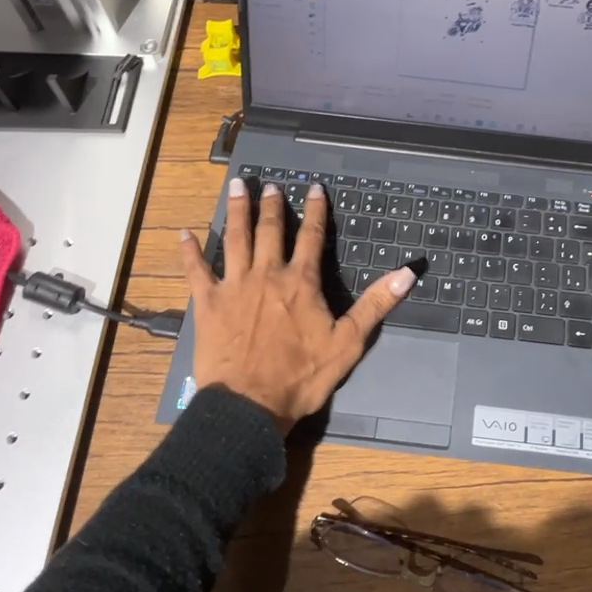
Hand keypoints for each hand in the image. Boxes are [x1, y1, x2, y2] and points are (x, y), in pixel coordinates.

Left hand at [179, 178, 415, 432]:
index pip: (312, 236)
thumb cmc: (301, 376)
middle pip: (270, 230)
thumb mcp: (348, 342)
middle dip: (271, 205)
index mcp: (301, 281)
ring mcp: (234, 286)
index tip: (315, 188)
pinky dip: (189, 252)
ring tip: (237, 187)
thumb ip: (375, 304)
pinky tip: (184, 234)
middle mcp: (267, 274)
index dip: (316, 210)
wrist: (249, 405)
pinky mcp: (208, 303)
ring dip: (237, 211)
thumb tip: (407, 273)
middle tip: (269, 185)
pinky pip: (195, 271)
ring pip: (235, 239)